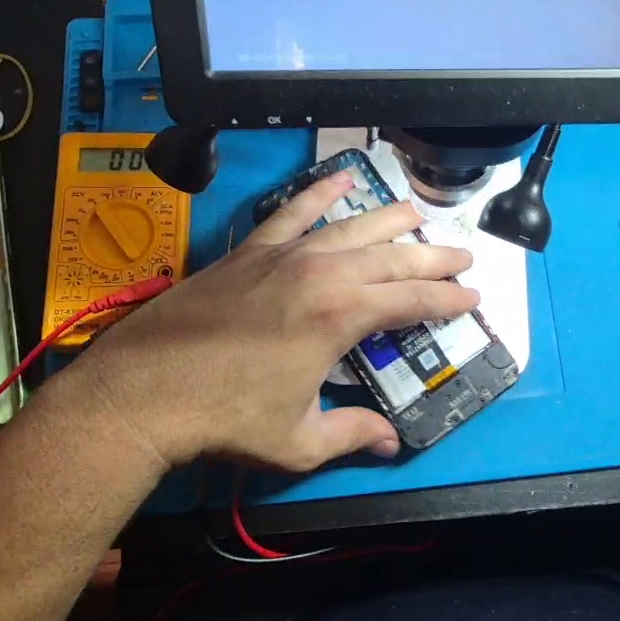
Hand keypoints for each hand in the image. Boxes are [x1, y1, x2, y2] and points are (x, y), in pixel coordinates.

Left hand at [61, 171, 479, 471]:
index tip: (472, 298)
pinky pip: (293, 211)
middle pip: (393, 257)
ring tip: (419, 213)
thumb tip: (391, 442)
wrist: (147, 390)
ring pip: (352, 227)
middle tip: (463, 256)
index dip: (448, 299)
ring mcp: (285, 255)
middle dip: (434, 256)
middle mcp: (321, 274)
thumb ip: (351, 433)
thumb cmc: (226, 419)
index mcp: (341, 317)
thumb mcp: (299, 440)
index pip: (411, 300)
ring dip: (391, 219)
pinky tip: (342, 179)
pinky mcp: (251, 250)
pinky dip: (320, 193)